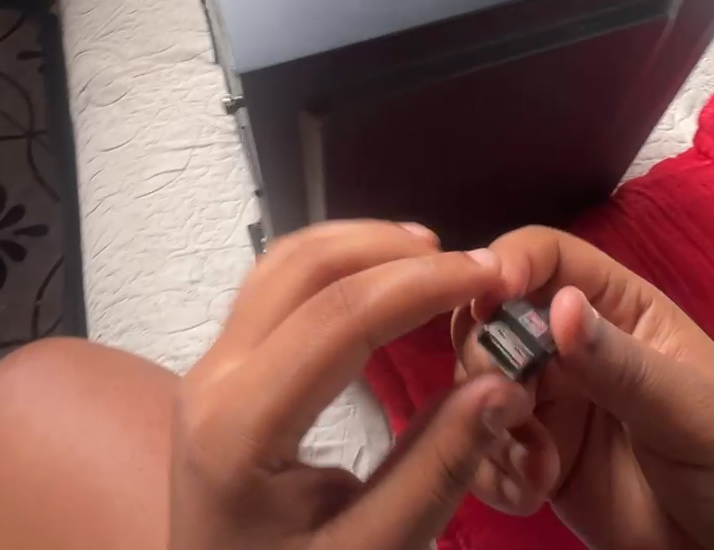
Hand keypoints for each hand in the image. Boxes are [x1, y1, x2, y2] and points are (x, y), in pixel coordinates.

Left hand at [171, 220, 533, 549]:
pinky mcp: (223, 364)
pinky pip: (276, 281)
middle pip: (305, 268)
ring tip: (431, 254)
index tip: (486, 276)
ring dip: (361, 243)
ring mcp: (212, 364)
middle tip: (468, 264)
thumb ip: (435, 471)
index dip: (420, 284)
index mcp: (239, 428)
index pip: (338, 317)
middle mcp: (214, 376)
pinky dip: (335, 260)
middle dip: (393, 250)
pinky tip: (379, 269)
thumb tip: (502, 385)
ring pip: (285, 260)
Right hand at [453, 227, 713, 549]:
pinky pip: (484, 441)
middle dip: (487, 348)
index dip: (511, 260)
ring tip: (532, 461)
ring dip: (485, 411)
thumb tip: (561, 304)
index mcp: (618, 308)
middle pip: (497, 312)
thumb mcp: (692, 413)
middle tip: (508, 400)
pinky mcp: (535, 456)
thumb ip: (623, 364)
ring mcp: (551, 400)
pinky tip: (529, 494)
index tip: (486, 297)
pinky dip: (489, 463)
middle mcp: (573, 344)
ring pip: (480, 375)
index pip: (550, 256)